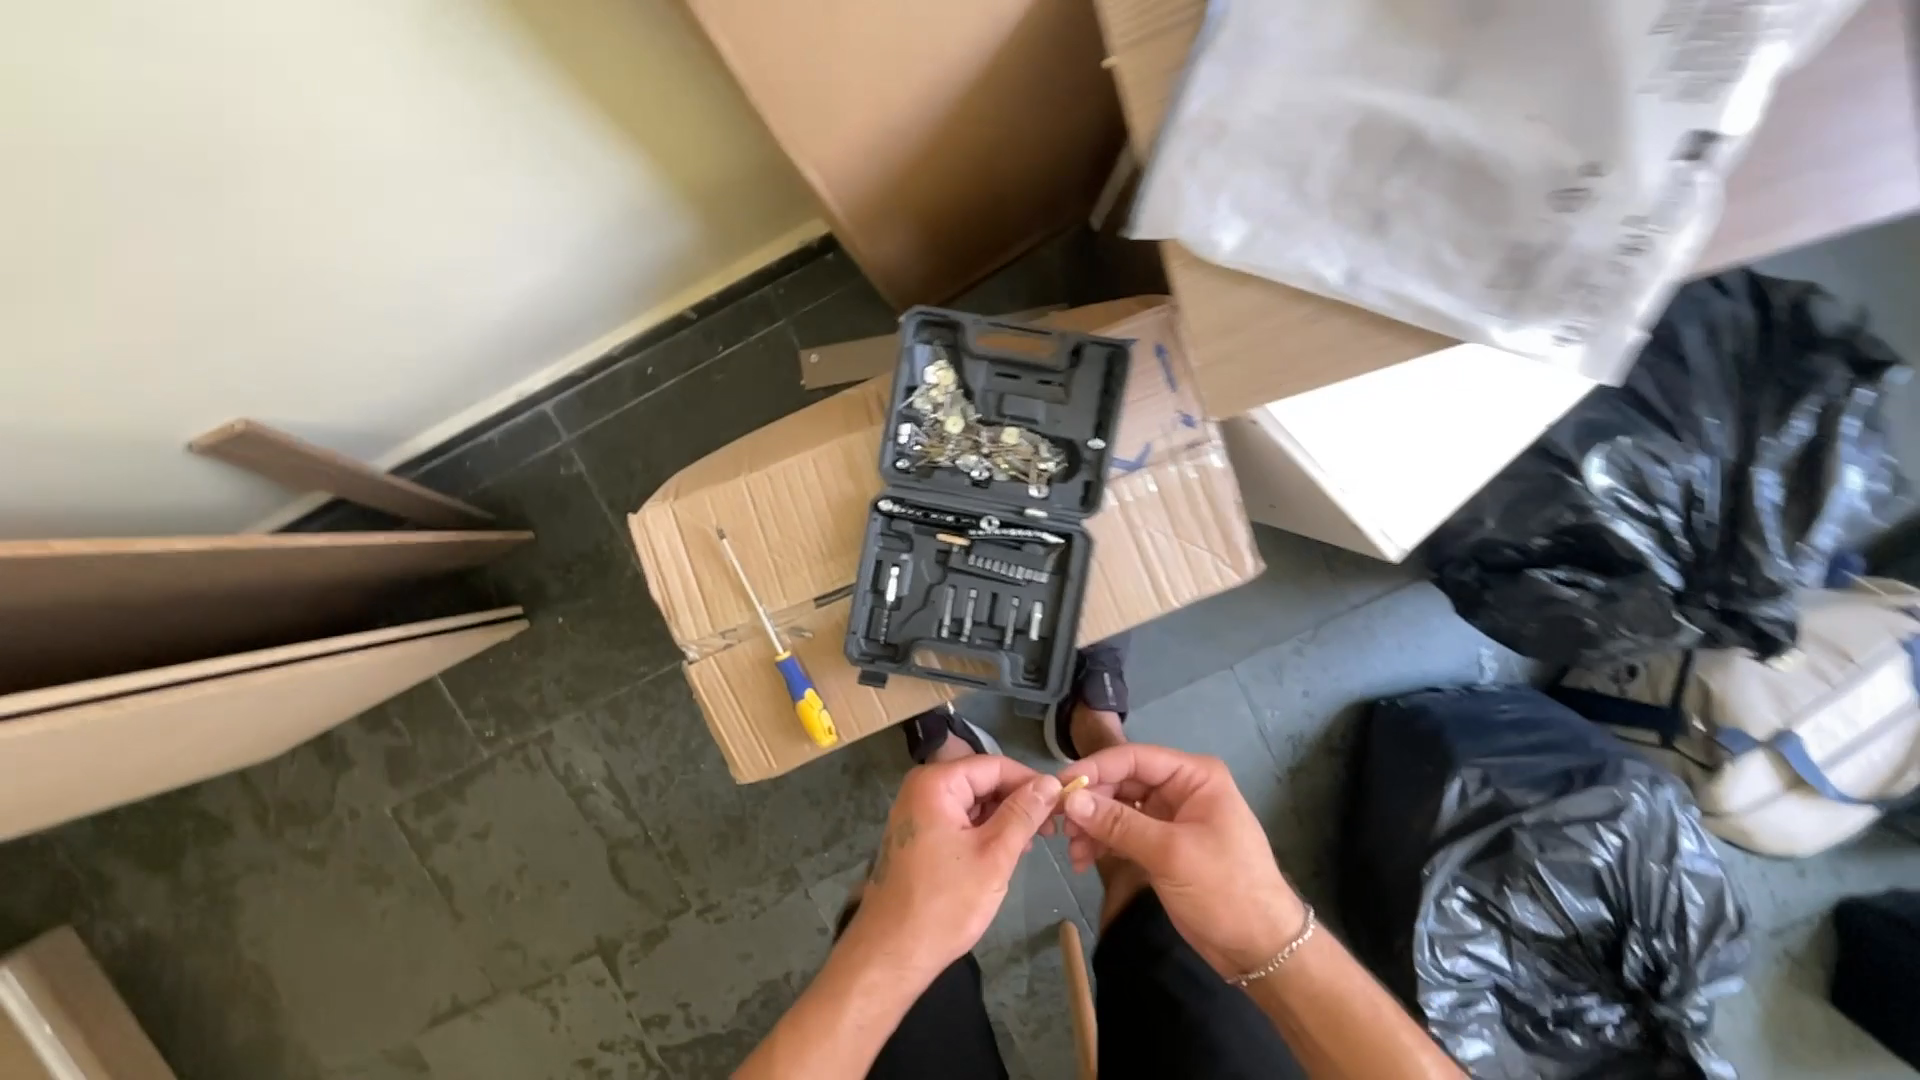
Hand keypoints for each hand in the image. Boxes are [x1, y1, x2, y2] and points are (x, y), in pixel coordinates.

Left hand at [844, 757, 1061, 980]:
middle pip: (982, 781)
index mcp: (936, 783)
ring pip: (972, 803)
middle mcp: (922, 789)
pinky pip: (958, 821)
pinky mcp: (918, 836)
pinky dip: (984, 832)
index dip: (1031, 781)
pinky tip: (1005, 852)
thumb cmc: (945, 903)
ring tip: (1033, 843)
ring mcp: (917, 813)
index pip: (994, 765)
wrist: (892, 953)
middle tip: (1052, 828)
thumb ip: (1023, 813)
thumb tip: (1049, 782)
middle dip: (1017, 801)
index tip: (1062, 801)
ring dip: (1003, 819)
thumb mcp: (994, 855)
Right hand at [1059, 745, 1304, 977]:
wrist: (1260, 949)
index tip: (1058, 786)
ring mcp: (1171, 818)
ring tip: (1071, 850)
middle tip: (1059, 823)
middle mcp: (1181, 789)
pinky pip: (1123, 833)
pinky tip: (1083, 860)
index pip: (1134, 758)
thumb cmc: (1225, 889)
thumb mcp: (1170, 853)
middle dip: (1090, 801)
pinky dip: (1102, 843)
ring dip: (1092, 825)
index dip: (1095, 769)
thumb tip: (1071, 799)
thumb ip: (1118, 824)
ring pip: (1119, 808)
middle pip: (1123, 782)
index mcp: (1194, 776)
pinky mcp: (1162, 846)